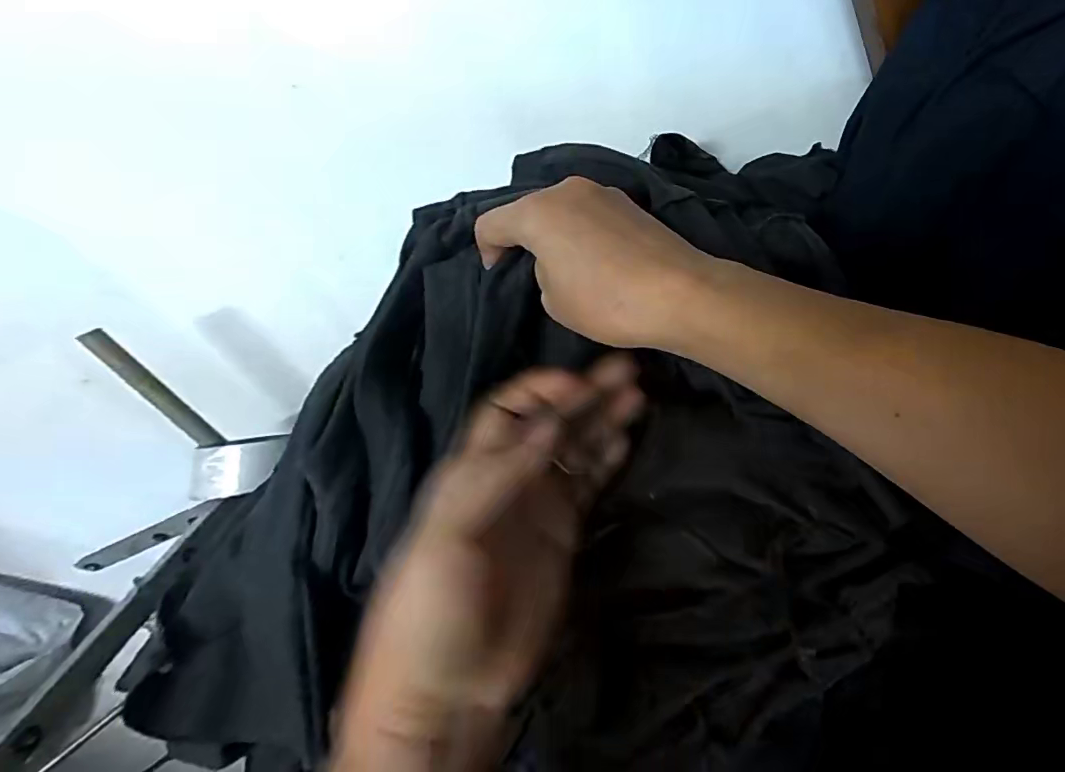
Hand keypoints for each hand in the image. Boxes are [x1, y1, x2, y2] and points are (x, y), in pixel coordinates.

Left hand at [334, 357, 644, 770]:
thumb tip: (550, 422)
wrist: (445, 694)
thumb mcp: (445, 538)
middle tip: (627, 370)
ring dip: (604, 419)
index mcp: (470, 472)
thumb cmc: (427, 612)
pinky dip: (608, 458)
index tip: (578, 385)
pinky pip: (589, 483)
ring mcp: (538, 504)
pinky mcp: (563, 531)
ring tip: (637, 394)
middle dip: (586, 393)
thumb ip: (496, 476)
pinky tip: (627, 438)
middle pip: (551, 422)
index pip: (507, 411)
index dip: (541, 391)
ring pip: (576, 447)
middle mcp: (508, 478)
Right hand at [475, 177, 716, 349]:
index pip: (491, 223)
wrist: (682, 292)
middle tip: (535, 272)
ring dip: (561, 233)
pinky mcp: (636, 206)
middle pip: (531, 210)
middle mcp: (571, 190)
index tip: (501, 275)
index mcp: (539, 210)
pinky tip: (603, 261)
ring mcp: (608, 194)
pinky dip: (589, 233)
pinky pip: (596, 215)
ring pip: (567, 210)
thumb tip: (558, 260)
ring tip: (573, 268)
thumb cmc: (608, 300)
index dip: (488, 251)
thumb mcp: (554, 299)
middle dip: (526, 237)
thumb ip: (541, 272)